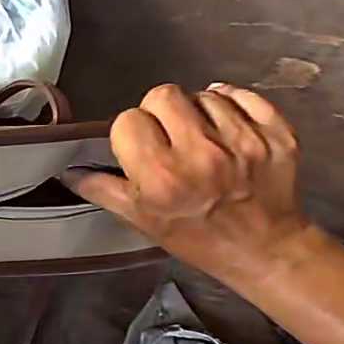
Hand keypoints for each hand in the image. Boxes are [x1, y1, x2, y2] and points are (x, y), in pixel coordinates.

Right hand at [65, 82, 321, 285]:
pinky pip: (243, 96)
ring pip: (203, 94)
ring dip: (195, 110)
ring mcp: (243, 141)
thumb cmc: (195, 236)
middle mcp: (201, 154)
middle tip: (166, 133)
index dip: (129, 131)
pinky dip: (230, 104)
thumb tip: (68, 171)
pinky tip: (224, 124)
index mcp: (161, 176)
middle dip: (158, 110)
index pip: (129, 121)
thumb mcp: (140, 219)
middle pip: (164, 95)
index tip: (138, 146)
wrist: (263, 248)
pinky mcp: (276, 133)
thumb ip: (102, 190)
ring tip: (199, 135)